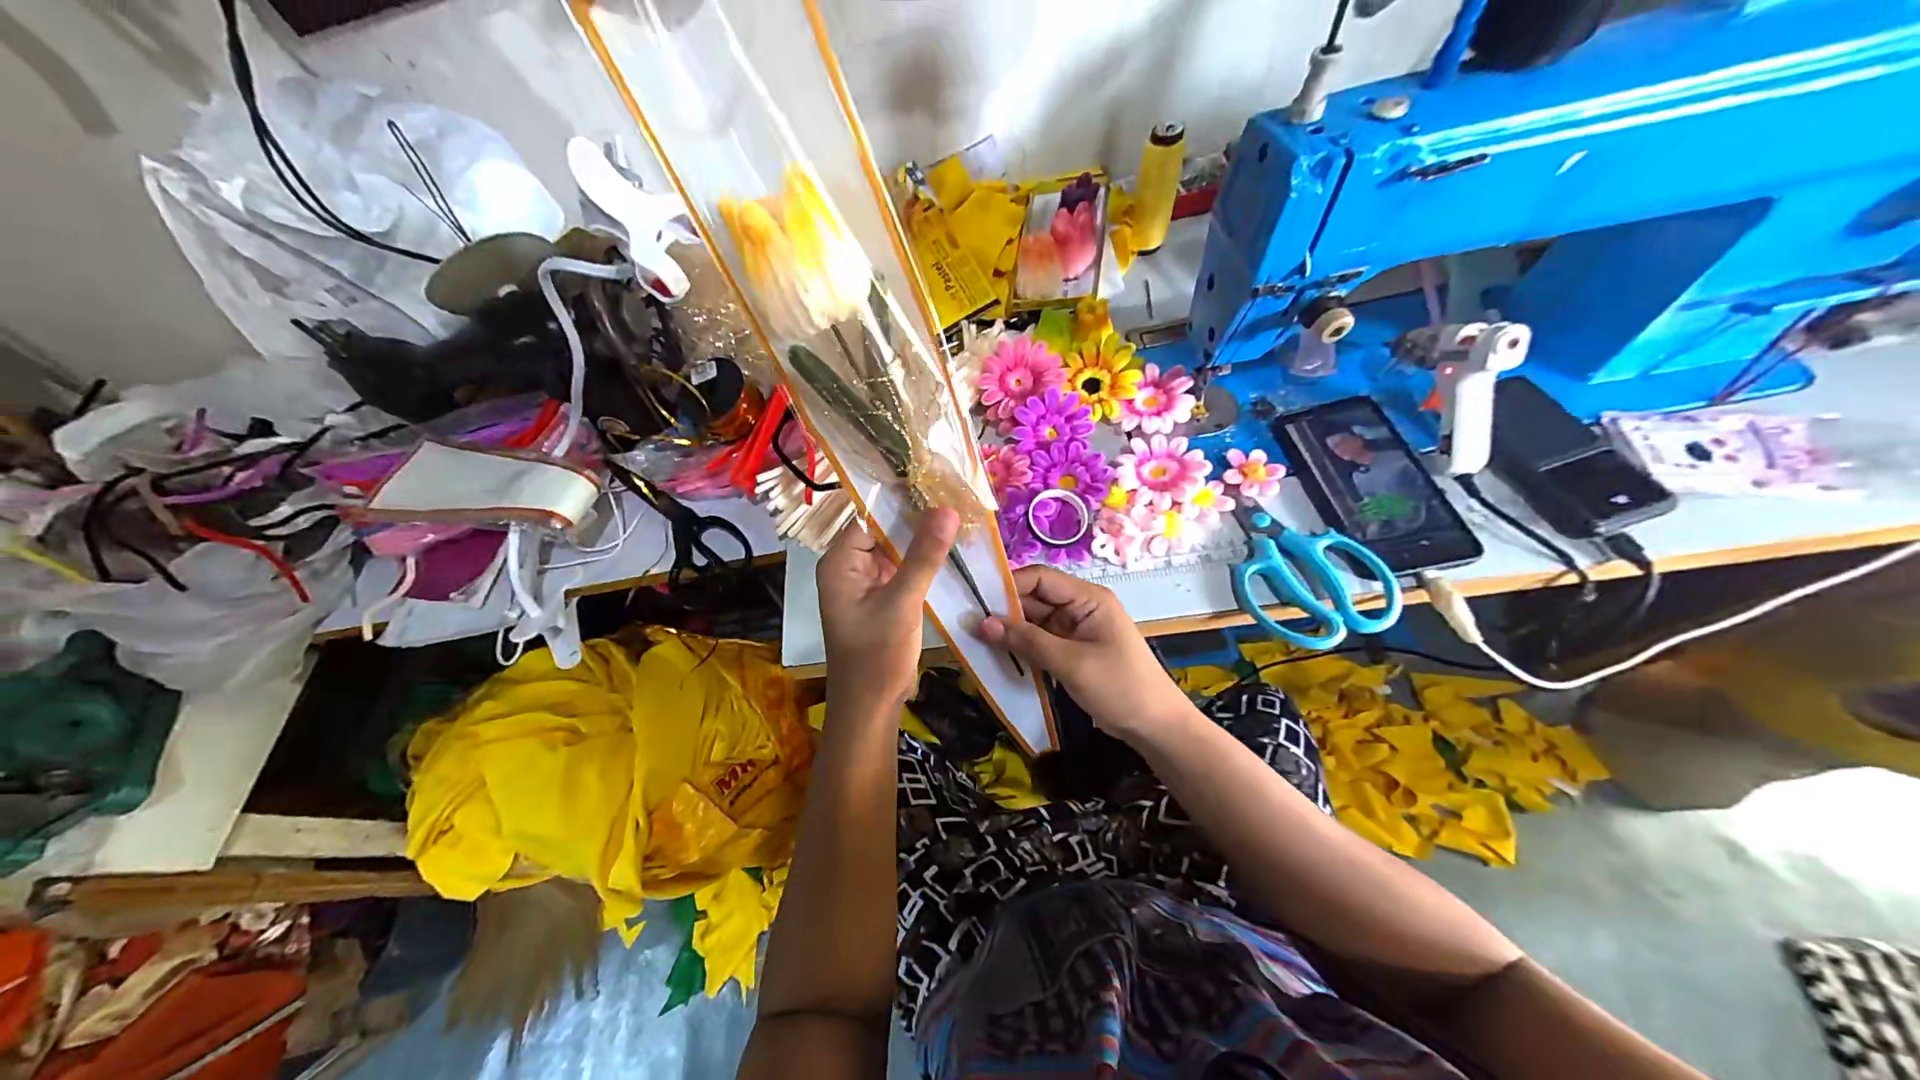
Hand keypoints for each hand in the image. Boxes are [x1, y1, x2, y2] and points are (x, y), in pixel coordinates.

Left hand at [817, 507, 957, 709]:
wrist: (870, 708)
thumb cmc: (877, 655)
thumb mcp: (903, 602)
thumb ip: (924, 555)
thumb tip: (947, 509)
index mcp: (840, 563)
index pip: (871, 517)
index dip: (903, 502)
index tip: (940, 487)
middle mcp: (848, 568)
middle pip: (884, 532)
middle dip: (918, 521)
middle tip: (959, 501)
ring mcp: (864, 585)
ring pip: (896, 552)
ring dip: (923, 543)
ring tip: (961, 521)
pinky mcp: (880, 601)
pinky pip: (902, 572)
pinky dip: (923, 565)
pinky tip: (951, 554)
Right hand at [975, 565, 1196, 744]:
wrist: (1156, 727)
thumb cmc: (1120, 687)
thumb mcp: (1071, 663)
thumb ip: (1026, 641)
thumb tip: (982, 623)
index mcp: (1088, 599)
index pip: (1041, 578)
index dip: (1009, 585)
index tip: (976, 600)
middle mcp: (1080, 608)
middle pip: (1034, 598)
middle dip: (1004, 610)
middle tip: (967, 623)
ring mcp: (1076, 630)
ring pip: (1034, 621)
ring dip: (1009, 630)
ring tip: (975, 638)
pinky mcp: (1072, 651)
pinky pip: (1040, 641)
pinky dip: (1021, 647)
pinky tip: (997, 654)